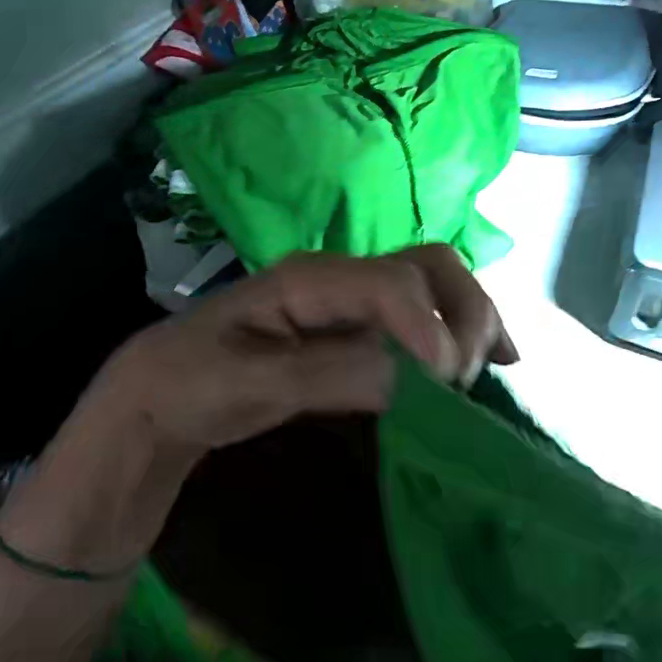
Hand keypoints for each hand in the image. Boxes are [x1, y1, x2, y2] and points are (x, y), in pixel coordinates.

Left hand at [83, 244, 518, 454]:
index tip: (445, 382)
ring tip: (495, 367)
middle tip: (464, 377)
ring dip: (476, 319)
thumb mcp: (245, 384)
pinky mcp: (369, 326)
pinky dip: (471, 331)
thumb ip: (328, 373)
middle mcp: (346, 277)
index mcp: (310, 278)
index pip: (391, 282)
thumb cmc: (189, 385)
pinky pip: (434, 313)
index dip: (428, 324)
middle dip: (465, 313)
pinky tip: (499, 358)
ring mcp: (360, 300)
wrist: (163, 395)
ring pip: (441, 284)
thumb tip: (411, 378)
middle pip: (431, 266)